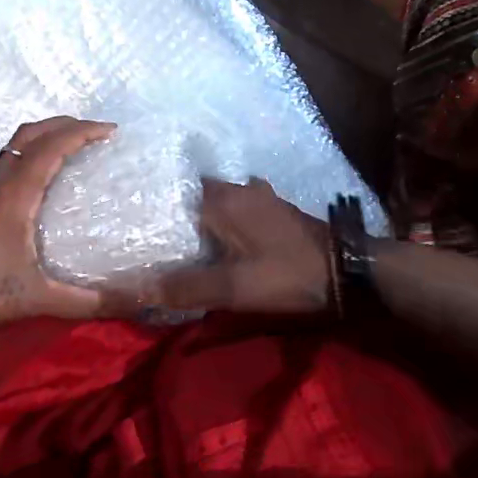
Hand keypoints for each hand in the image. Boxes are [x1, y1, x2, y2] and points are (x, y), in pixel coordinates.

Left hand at [0, 117, 130, 329]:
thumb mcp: (39, 299)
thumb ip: (87, 302)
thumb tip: (135, 305)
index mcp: (13, 196)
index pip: (50, 147)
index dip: (82, 132)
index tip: (110, 131)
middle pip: (29, 135)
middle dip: (63, 125)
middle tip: (95, 133)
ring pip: (12, 147)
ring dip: (43, 140)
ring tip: (72, 151)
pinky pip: (4, 165)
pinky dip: (28, 158)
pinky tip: (41, 183)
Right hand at [152, 177, 331, 313]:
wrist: (347, 273)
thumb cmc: (288, 275)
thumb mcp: (233, 288)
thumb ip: (185, 287)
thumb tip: (136, 289)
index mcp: (223, 199)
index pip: (171, 192)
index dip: (150, 208)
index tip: (130, 224)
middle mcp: (239, 189)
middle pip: (192, 197)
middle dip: (172, 216)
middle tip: (147, 239)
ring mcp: (260, 197)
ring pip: (215, 204)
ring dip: (198, 220)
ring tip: (175, 243)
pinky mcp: (274, 211)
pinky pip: (235, 212)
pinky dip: (220, 224)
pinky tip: (214, 244)